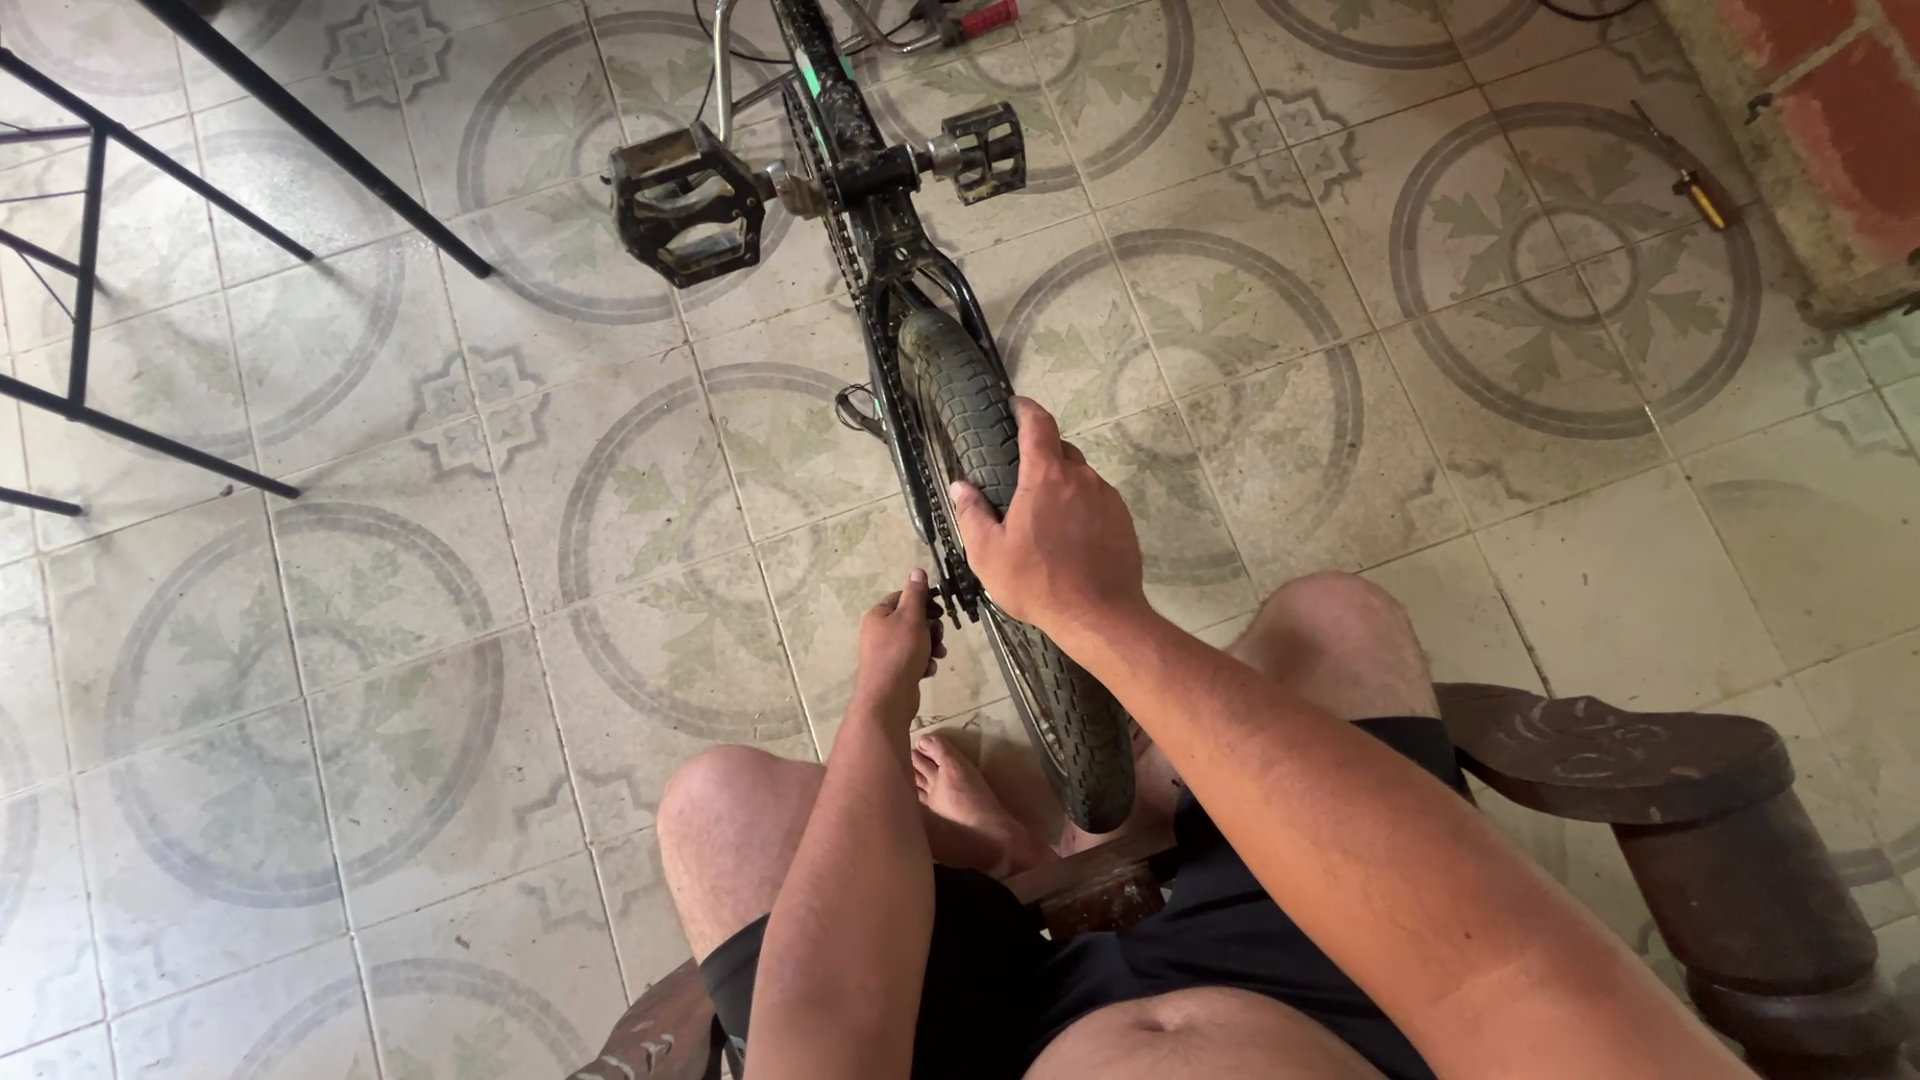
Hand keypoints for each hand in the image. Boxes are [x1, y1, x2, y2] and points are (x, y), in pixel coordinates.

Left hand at [851, 568, 946, 724]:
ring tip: (937, 655)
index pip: (902, 598)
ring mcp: (885, 653)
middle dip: (930, 628)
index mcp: (879, 615)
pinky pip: (913, 660)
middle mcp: (879, 632)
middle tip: (938, 636)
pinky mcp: (894, 671)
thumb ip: (916, 594)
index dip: (922, 602)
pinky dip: (924, 663)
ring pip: (916, 641)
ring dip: (931, 646)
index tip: (938, 610)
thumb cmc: (899, 652)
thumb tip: (917, 571)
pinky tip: (928, 670)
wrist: (888, 697)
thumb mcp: (911, 618)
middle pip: (911, 620)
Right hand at [949, 397, 1149, 640]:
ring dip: (1061, 486)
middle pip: (1061, 450)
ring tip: (1044, 517)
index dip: (1026, 409)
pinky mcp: (1123, 519)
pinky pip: (1097, 500)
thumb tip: (961, 486)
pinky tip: (1069, 537)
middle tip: (1021, 479)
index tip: (1016, 405)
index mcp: (1046, 477)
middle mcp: (1081, 478)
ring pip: (1080, 478)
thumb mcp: (988, 553)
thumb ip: (972, 514)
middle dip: (1041, 454)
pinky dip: (1080, 507)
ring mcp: (1107, 498)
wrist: (1099, 615)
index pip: (1038, 424)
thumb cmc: (1037, 583)